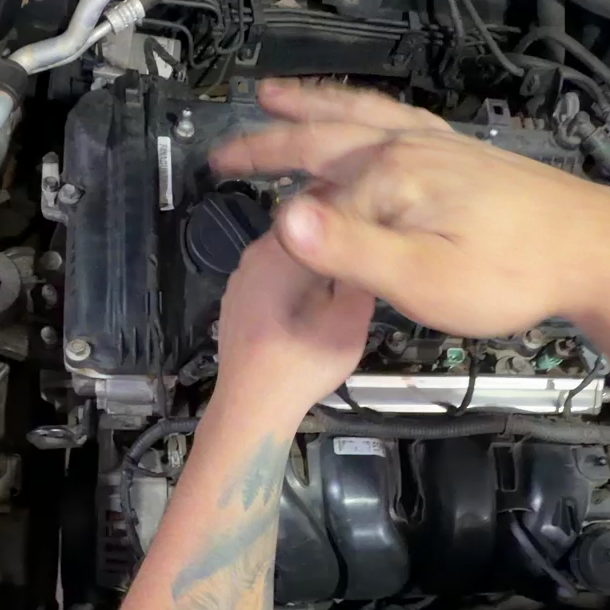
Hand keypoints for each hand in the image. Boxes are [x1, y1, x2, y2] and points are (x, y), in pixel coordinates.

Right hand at [210, 79, 609, 336]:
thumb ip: (350, 250)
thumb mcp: (423, 277)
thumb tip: (284, 222)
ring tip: (279, 95)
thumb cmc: (513, 272)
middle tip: (228, 149)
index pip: (313, 200)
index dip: (278, 225)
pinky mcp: (459, 156)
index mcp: (390, 177)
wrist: (594, 251)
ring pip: (359, 116)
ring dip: (313, 106)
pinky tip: (368, 118)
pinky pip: (399, 119)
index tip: (251, 245)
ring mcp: (437, 146)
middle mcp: (409, 148)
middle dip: (269, 141)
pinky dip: (368, 112)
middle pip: (322, 135)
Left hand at [211, 231, 372, 423]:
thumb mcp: (352, 318)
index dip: (355, 212)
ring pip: (287, 256)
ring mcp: (240, 277)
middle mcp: (256, 252)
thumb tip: (367, 245)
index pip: (327, 202)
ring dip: (311, 267)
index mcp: (285, 246)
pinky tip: (304, 313)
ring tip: (335, 294)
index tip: (375, 230)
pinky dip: (289, 287)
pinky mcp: (235, 301)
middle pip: (305, 230)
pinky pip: (269, 279)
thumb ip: (363, 273)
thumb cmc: (303, 363)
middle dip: (333, 243)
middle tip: (360, 267)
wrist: (252, 407)